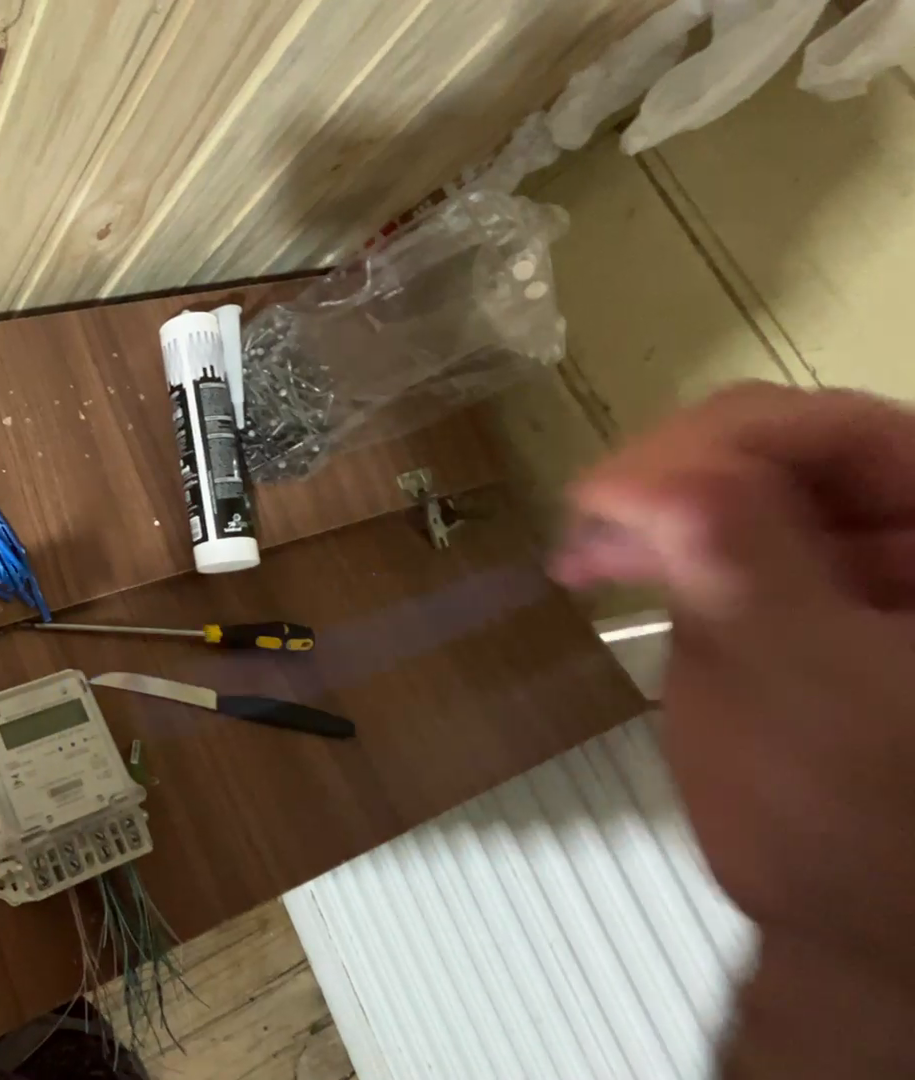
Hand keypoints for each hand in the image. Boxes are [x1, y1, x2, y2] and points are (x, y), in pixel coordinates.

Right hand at [552, 383, 914, 1075]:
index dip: (714, 447)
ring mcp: (859, 561)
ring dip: (644, 505)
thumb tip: (633, 475)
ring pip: (734, 479)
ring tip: (582, 554)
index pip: (841, 433)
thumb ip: (738, 564)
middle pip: (782, 445)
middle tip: (587, 526)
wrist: (845, 914)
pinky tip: (597, 563)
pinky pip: (710, 527)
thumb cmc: (843, 817)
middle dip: (669, 477)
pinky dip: (644, 536)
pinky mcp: (792, 590)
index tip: (604, 498)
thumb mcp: (795, 681)